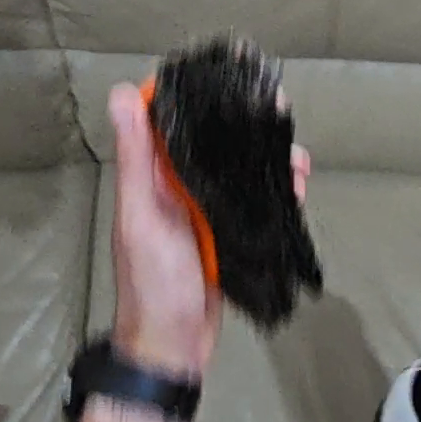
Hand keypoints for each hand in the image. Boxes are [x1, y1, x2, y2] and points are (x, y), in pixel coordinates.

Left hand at [106, 83, 309, 377]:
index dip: (197, 97)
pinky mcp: (231, 234)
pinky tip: (298, 184)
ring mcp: (208, 211)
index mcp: (153, 178)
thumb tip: (122, 93)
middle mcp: (180, 188)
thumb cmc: (154, 282)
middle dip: (245, 127)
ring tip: (297, 155)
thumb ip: (137, 160)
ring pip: (241, 171)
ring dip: (268, 159)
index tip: (228, 74)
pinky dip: (278, 191)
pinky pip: (257, 202)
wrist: (175, 347)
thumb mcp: (142, 217)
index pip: (173, 123)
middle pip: (214, 144)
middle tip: (279, 109)